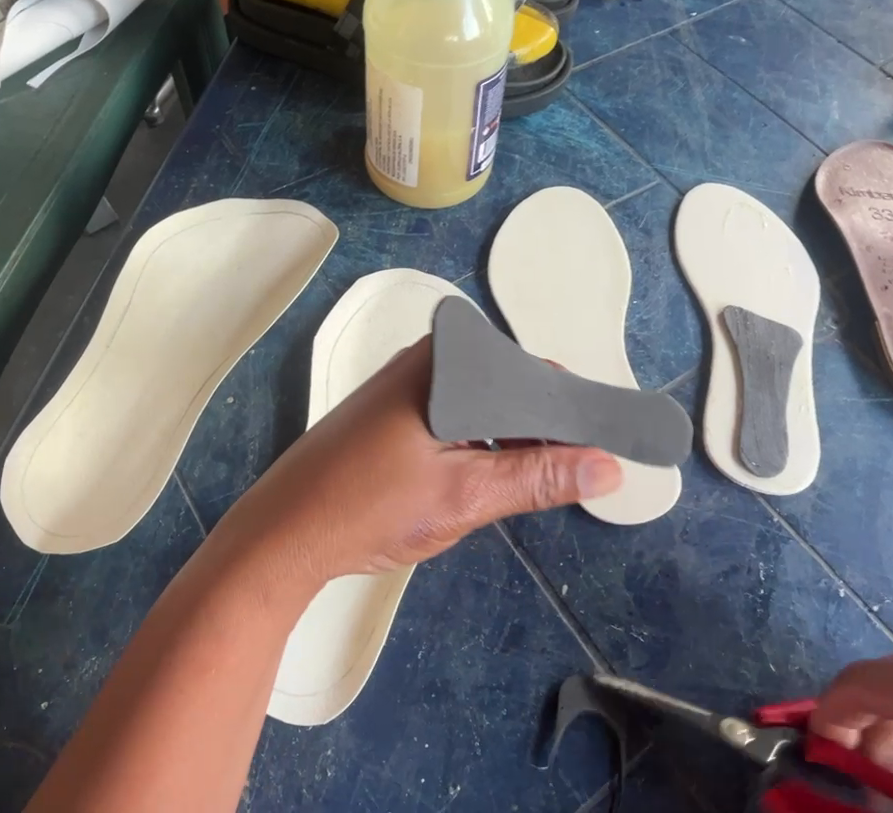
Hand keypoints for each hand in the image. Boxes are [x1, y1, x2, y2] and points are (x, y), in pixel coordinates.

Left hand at [208, 338, 623, 585]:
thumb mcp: (464, 495)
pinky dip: (484, 441)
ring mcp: (406, 384)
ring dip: (516, 437)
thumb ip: (537, 476)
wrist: (281, 533)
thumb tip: (608, 467)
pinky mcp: (393, 410)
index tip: (611, 445)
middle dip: (547, 426)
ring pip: (484, 403)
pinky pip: (457, 414)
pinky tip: (496, 472)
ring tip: (544, 478)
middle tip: (581, 471)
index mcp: (445, 363)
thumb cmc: (369, 508)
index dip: (577, 410)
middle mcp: (426, 360)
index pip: (533, 375)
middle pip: (509, 385)